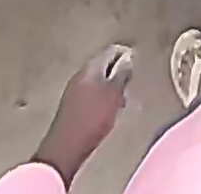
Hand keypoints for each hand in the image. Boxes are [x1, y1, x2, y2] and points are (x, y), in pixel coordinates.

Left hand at [33, 45, 133, 185]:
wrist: (64, 149)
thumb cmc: (93, 118)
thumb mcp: (114, 95)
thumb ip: (122, 74)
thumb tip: (127, 58)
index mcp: (91, 66)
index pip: (112, 50)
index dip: (126, 55)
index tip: (136, 66)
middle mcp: (80, 74)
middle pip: (104, 65)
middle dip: (118, 74)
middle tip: (129, 86)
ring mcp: (73, 90)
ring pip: (97, 81)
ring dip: (110, 89)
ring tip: (120, 103)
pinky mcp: (70, 106)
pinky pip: (90, 94)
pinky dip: (100, 99)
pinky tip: (106, 113)